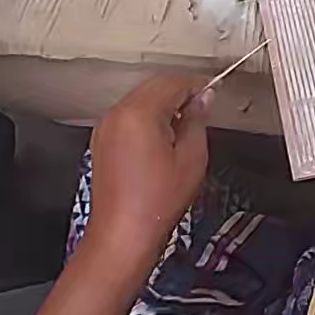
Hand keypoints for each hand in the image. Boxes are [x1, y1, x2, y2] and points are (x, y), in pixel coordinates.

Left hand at [84, 74, 212, 258]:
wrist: (123, 232)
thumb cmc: (156, 201)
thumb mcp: (191, 157)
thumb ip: (197, 121)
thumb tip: (203, 100)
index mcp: (139, 114)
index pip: (173, 82)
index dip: (197, 86)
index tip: (212, 94)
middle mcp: (117, 114)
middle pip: (153, 85)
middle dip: (179, 92)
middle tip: (201, 109)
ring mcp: (106, 126)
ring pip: (140, 98)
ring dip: (163, 104)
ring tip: (184, 127)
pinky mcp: (102, 140)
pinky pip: (128, 115)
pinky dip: (147, 117)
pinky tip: (162, 138)